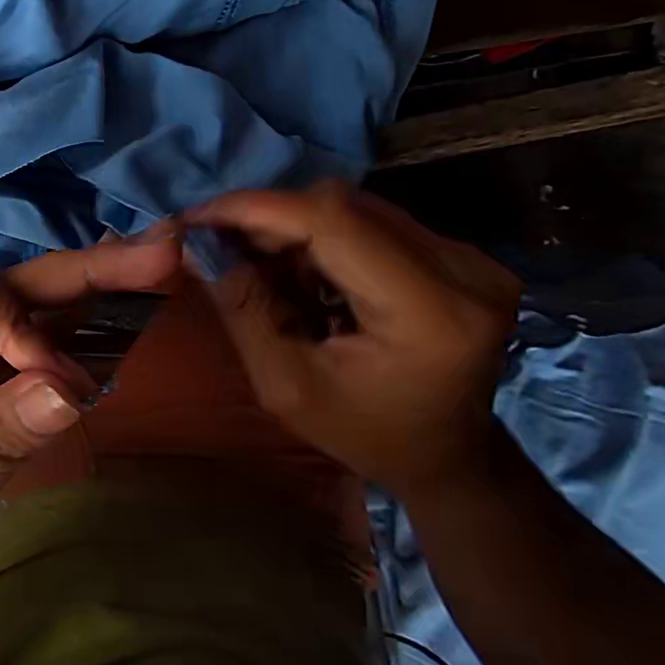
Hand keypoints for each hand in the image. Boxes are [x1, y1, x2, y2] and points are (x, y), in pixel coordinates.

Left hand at [0, 232, 181, 586]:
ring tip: (162, 266)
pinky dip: (94, 322)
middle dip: (81, 271)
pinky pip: (50, 333)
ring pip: (37, 300)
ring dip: (98, 284)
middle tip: (159, 254)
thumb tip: (67, 388)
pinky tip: (137, 307)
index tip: (60, 377)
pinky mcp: (1, 366)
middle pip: (8, 284)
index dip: (10, 319)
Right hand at [187, 183, 520, 496]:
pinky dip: (318, 233)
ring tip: (255, 260)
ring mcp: (468, 259)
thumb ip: (243, 310)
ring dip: (291, 224)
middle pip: (342, 206)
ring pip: (352, 206)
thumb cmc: (363, 434)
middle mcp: (463, 272)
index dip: (258, 207)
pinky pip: (369, 219)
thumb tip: (196, 245)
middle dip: (268, 217)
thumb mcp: (284, 385)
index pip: (333, 222)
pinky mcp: (458, 255)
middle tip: (219, 243)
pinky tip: (298, 266)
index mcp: (429, 313)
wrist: (446, 458)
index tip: (197, 216)